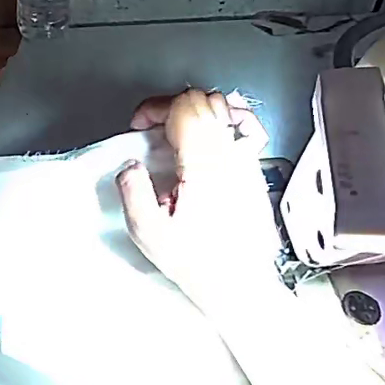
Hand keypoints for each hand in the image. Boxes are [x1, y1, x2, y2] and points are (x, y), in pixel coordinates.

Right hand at [117, 89, 277, 314]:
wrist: (239, 284)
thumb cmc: (198, 262)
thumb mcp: (149, 232)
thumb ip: (133, 192)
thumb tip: (130, 166)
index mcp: (203, 166)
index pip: (184, 108)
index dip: (155, 108)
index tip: (140, 126)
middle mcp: (230, 157)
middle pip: (203, 101)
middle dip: (170, 106)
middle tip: (152, 127)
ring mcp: (246, 161)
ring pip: (225, 107)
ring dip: (193, 110)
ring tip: (175, 129)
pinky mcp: (254, 170)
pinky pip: (246, 125)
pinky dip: (224, 116)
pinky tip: (211, 129)